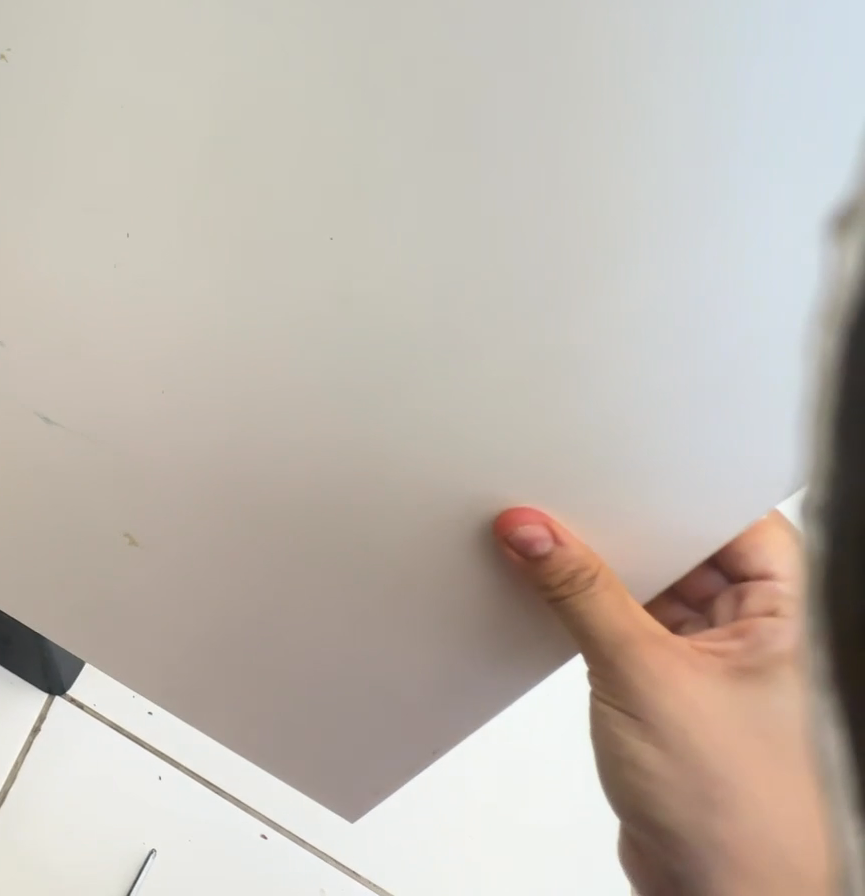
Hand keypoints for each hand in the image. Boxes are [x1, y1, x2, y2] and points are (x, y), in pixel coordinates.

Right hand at [494, 508, 833, 895]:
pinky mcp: (659, 682)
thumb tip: (531, 528)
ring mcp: (705, 660)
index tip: (608, 467)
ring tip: (539, 549)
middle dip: (618, 527)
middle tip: (555, 505)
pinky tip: (542, 596)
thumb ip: (580, 593)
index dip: (677, 489)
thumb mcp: (644, 674)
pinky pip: (615, 619)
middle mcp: (753, 637)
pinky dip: (577, 605)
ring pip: (644, 585)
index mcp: (789, 625)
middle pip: (682, 550)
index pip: (740, 525)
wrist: (717, 888)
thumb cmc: (737, 806)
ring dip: (591, 570)